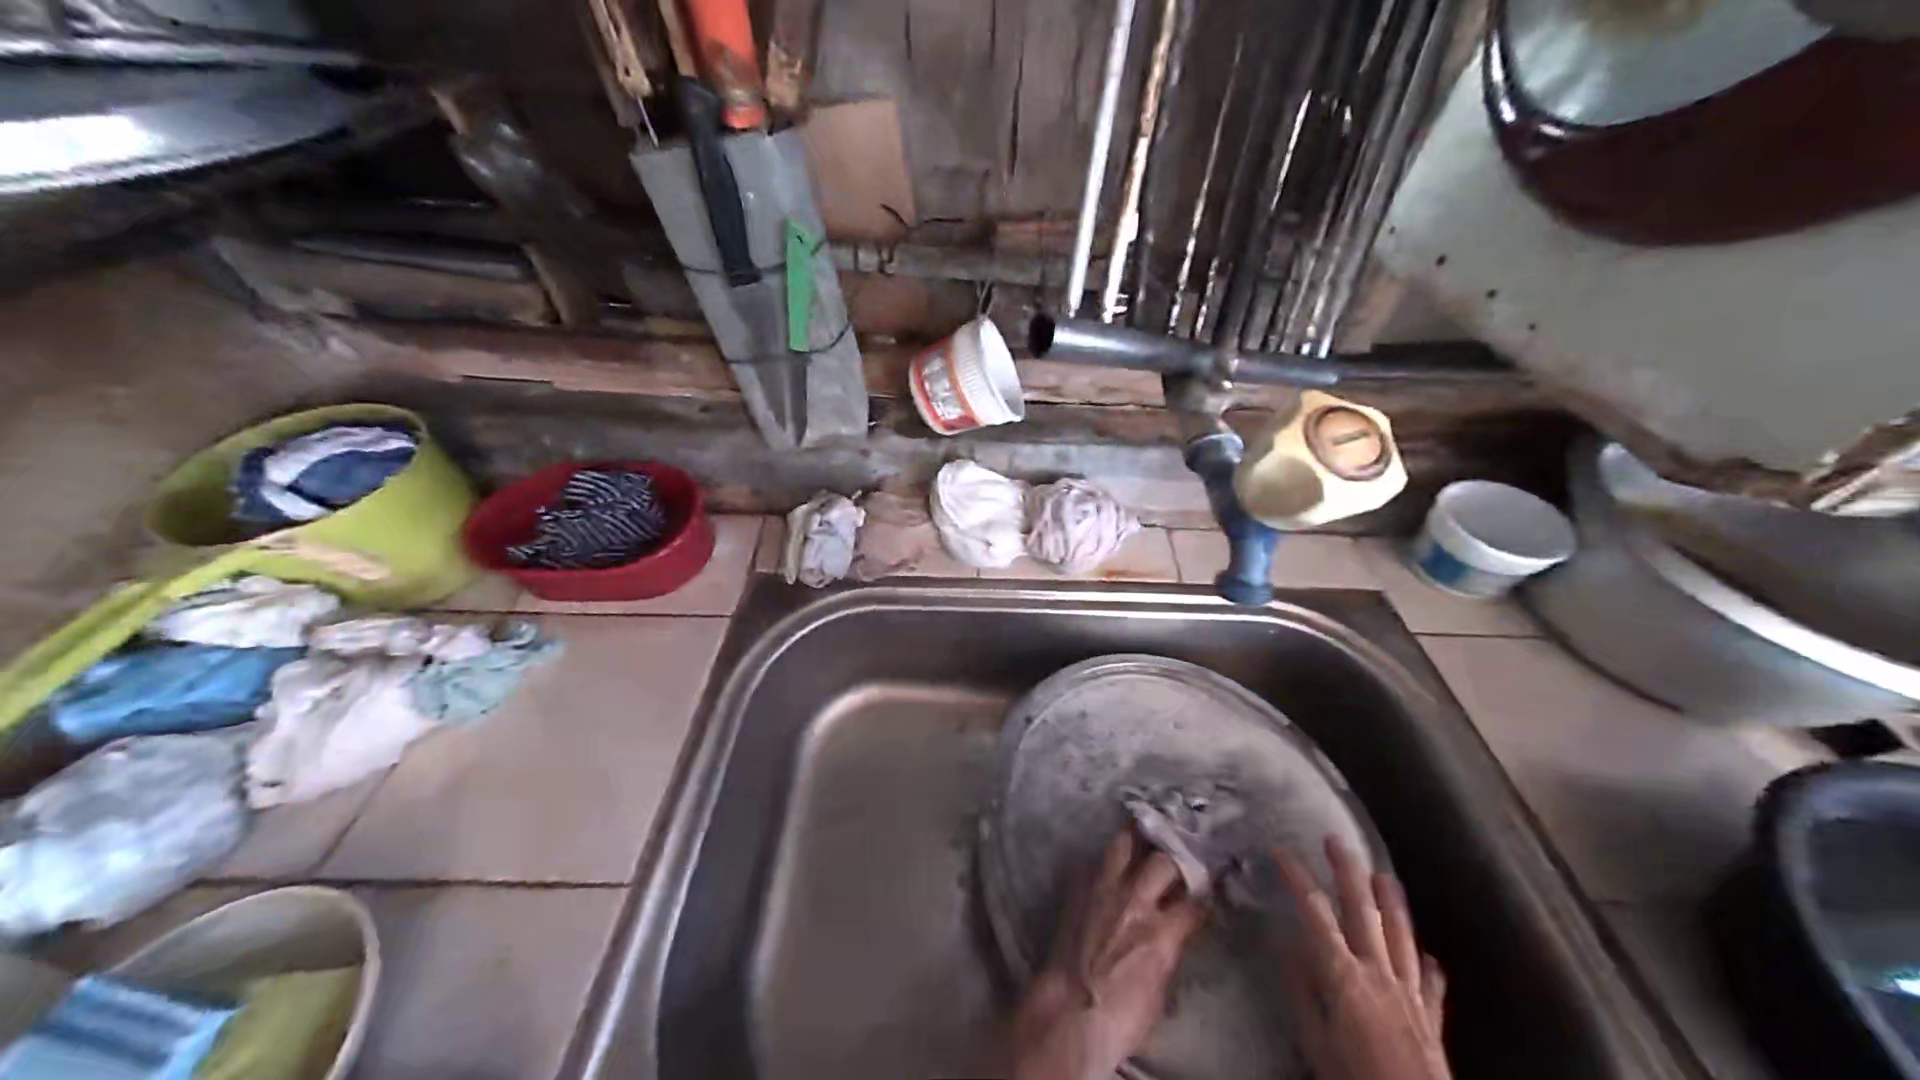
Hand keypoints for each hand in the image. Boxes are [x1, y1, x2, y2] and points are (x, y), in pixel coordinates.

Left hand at [1010, 830, 1206, 1079]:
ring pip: (1123, 845)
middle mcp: (1136, 902)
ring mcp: (1104, 890)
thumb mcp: (1161, 989)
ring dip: (1136, 838)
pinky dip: (1106, 859)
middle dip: (1175, 856)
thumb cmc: (1122, 1017)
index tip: (1212, 883)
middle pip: (1163, 861)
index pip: (1196, 901)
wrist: (1070, 1011)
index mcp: (1162, 932)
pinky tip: (1111, 859)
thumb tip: (1175, 934)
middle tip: (1179, 853)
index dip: (1207, 891)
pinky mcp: (1079, 890)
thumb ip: (1170, 951)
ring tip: (1144, 829)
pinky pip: (1095, 862)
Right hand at [1275, 836, 1449, 1079]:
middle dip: (1348, 872)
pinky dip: (1429, 965)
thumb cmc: (1355, 1076)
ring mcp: (1410, 993)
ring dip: (1392, 902)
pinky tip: (1431, 954)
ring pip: (1401, 935)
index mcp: (1344, 976)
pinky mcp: (1432, 1018)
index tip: (1282, 852)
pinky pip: (1432, 984)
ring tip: (1385, 875)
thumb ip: (1301, 991)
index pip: (1316, 913)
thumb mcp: (1314, 1040)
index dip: (1298, 878)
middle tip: (1337, 841)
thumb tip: (1286, 945)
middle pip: (1362, 912)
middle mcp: (1379, 973)